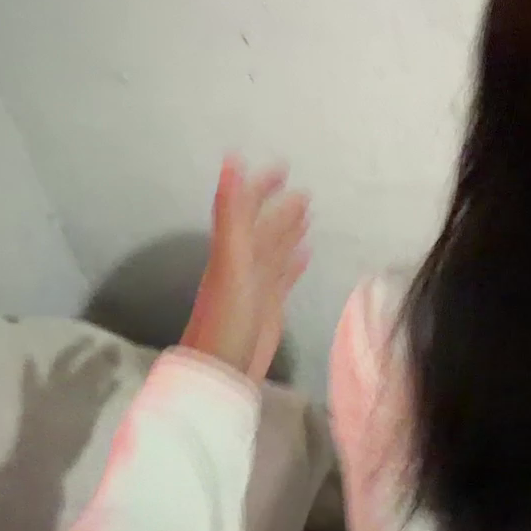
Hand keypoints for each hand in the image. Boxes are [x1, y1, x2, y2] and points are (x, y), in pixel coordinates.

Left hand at [180, 155, 309, 381]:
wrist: (221, 370)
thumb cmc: (227, 317)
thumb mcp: (230, 260)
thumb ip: (232, 212)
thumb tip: (232, 160)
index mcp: (233, 250)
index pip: (247, 209)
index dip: (260, 187)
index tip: (282, 168)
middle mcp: (244, 263)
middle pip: (264, 227)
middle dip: (280, 207)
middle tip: (303, 190)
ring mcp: (257, 286)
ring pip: (275, 249)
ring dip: (289, 231)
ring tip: (308, 213)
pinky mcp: (269, 306)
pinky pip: (284, 277)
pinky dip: (294, 263)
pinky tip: (306, 254)